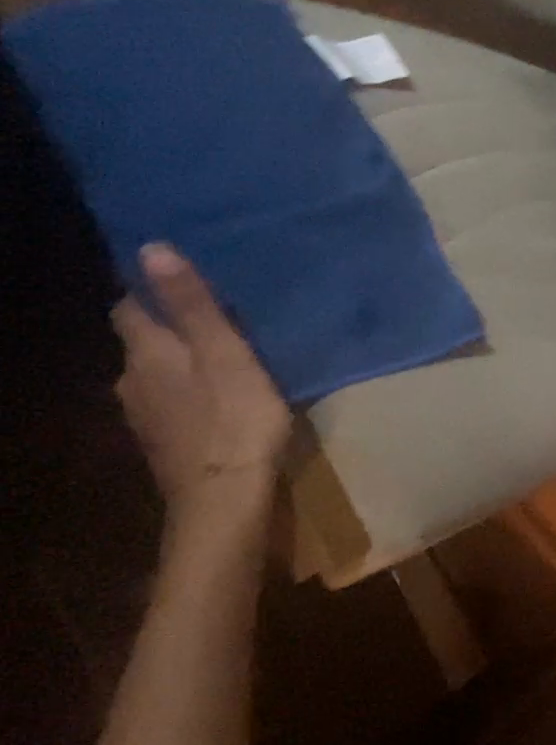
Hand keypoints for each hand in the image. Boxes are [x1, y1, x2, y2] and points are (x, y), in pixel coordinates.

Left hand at [112, 244, 290, 530]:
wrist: (225, 497)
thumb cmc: (234, 418)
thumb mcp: (226, 355)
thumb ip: (194, 306)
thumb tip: (152, 248)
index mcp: (148, 354)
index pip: (132, 309)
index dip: (151, 291)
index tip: (183, 277)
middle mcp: (133, 380)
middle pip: (144, 342)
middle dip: (172, 326)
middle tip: (220, 313)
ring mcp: (147, 415)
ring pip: (159, 373)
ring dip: (185, 361)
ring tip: (230, 352)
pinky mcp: (167, 441)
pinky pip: (175, 401)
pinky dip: (194, 391)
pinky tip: (224, 395)